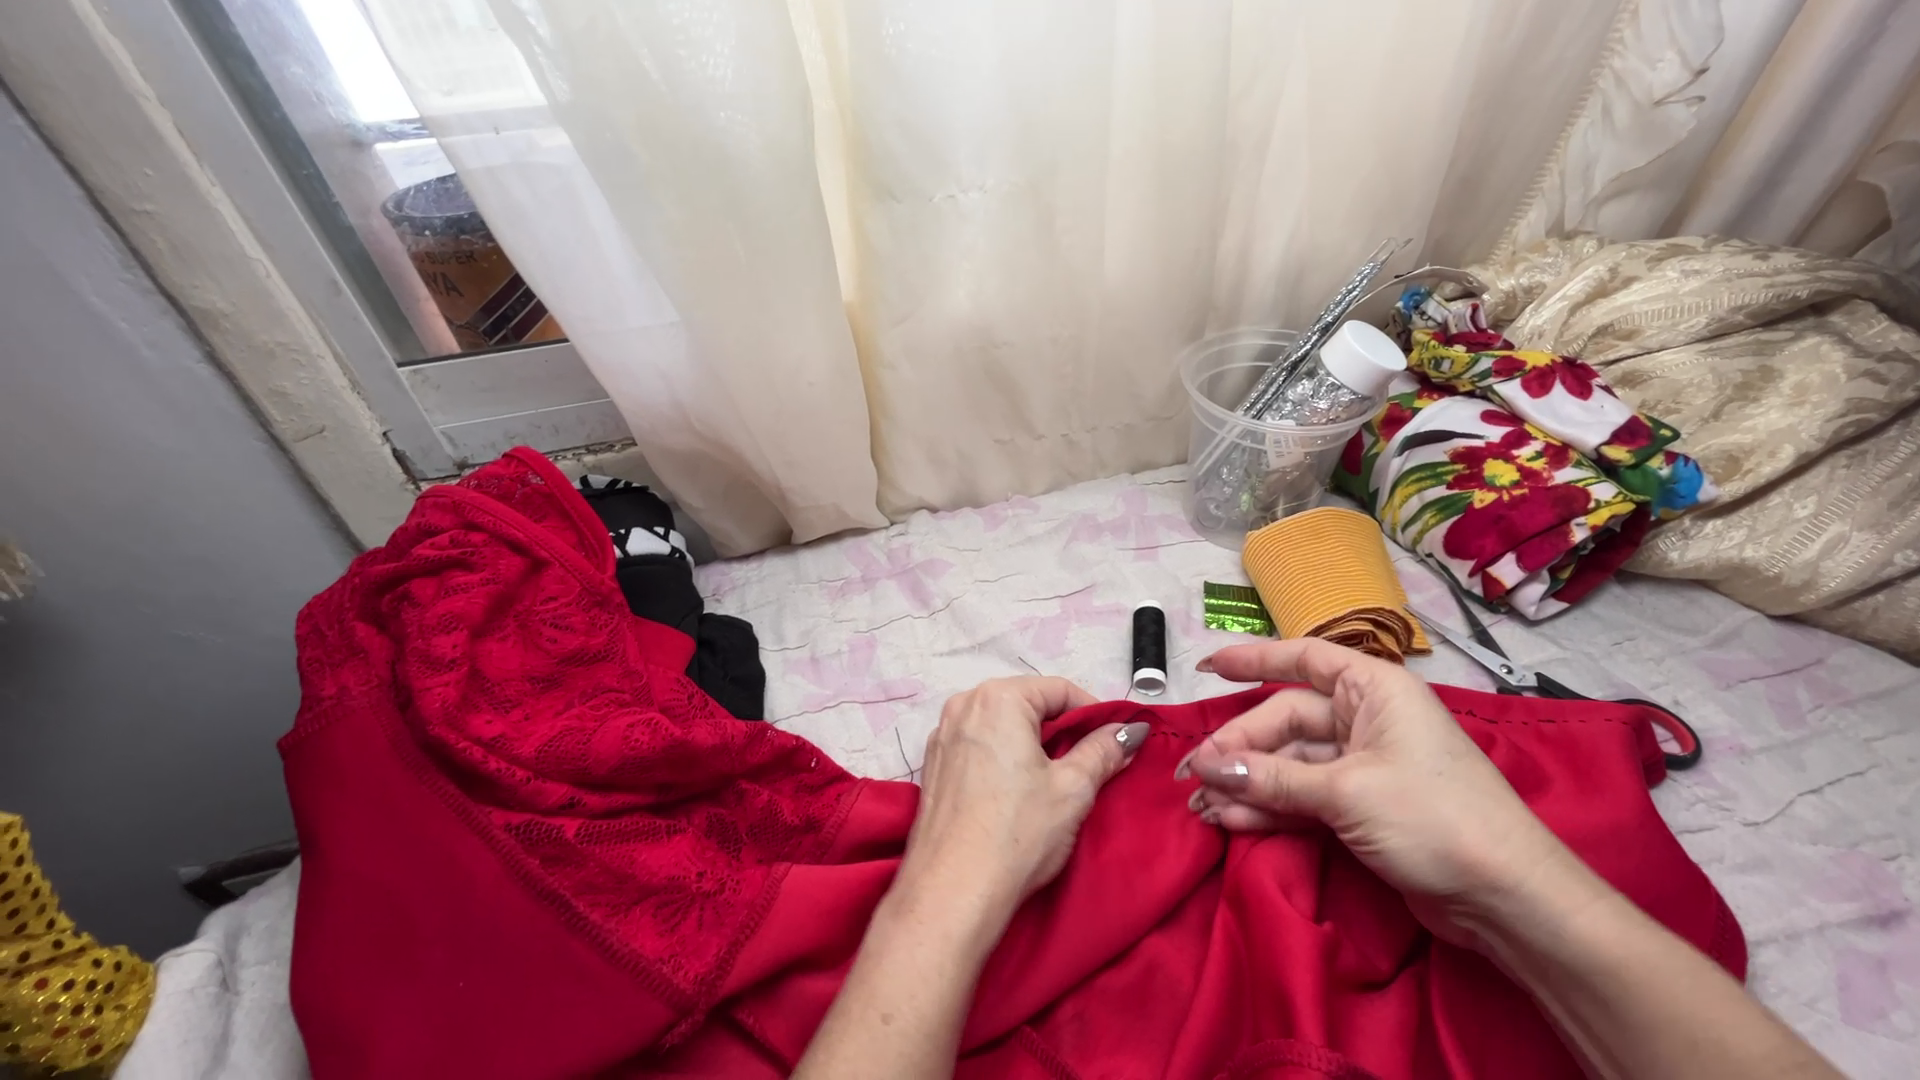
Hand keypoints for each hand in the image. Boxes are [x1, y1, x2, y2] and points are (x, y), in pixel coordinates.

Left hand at [896, 677, 1149, 920]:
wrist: (953, 890)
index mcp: (997, 698)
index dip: (1094, 713)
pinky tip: (1021, 792)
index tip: (1116, 740)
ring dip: (1034, 744)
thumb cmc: (1018, 833)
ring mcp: (943, 735)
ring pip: (1002, 725)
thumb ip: (1103, 751)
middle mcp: (963, 705)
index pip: (1058, 689)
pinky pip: (980, 746)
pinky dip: (1006, 758)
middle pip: (1027, 704)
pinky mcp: (934, 766)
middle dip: (1063, 728)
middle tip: (1093, 761)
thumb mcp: (1073, 788)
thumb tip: (1129, 732)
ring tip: (1060, 779)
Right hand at [1181, 639, 1576, 946]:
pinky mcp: (1361, 806)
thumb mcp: (1345, 792)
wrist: (1507, 899)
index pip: (1303, 659)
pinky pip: (1302, 795)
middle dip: (1240, 749)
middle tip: (1195, 776)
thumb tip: (1208, 767)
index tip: (1208, 668)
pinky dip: (1269, 808)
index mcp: (1373, 690)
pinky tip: (1232, 821)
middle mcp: (1366, 719)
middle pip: (1286, 721)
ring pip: (1290, 763)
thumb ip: (1272, 778)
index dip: (1253, 660)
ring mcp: (1363, 764)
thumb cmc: (1433, 818)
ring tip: (1202, 806)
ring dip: (1248, 784)